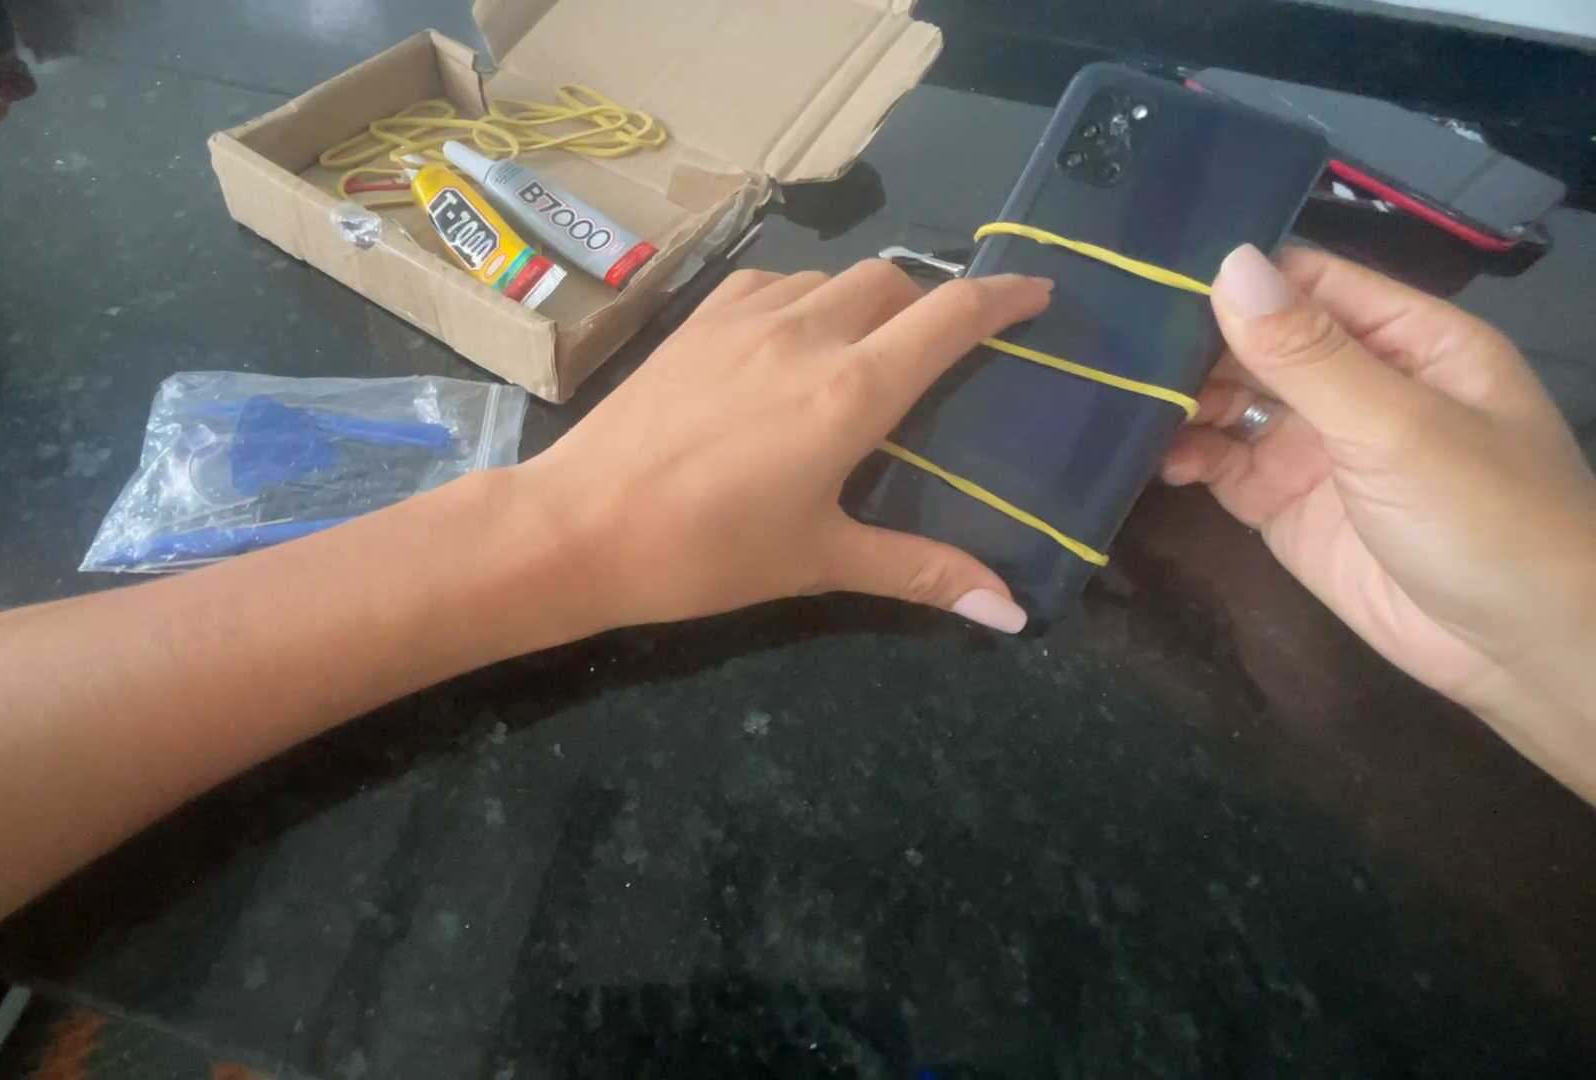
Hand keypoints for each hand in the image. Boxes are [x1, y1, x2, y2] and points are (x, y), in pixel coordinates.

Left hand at [519, 261, 1052, 632]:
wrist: (580, 525)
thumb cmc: (704, 553)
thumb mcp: (817, 561)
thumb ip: (918, 571)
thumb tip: (1012, 613)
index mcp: (851, 391)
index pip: (952, 316)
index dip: (1005, 296)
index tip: (1037, 294)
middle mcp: (806, 334)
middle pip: (896, 282)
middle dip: (930, 303)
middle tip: (934, 349)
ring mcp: (743, 319)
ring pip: (831, 278)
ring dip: (863, 299)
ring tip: (859, 347)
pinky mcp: (694, 322)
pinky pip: (770, 283)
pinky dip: (801, 297)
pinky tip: (786, 338)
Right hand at [1163, 245, 1595, 782]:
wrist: (1506, 648)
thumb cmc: (1483, 518)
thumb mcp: (1394, 426)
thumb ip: (1306, 354)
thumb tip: (1230, 266)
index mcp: (1404, 341)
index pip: (1306, 284)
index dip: (1234, 279)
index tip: (1147, 281)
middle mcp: (1350, 383)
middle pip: (1251, 343)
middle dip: (1189, 348)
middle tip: (1116, 355)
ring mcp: (1306, 441)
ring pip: (1221, 401)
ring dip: (1178, 405)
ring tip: (1136, 415)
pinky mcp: (1271, 495)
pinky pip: (1212, 460)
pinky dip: (1181, 457)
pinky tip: (1162, 464)